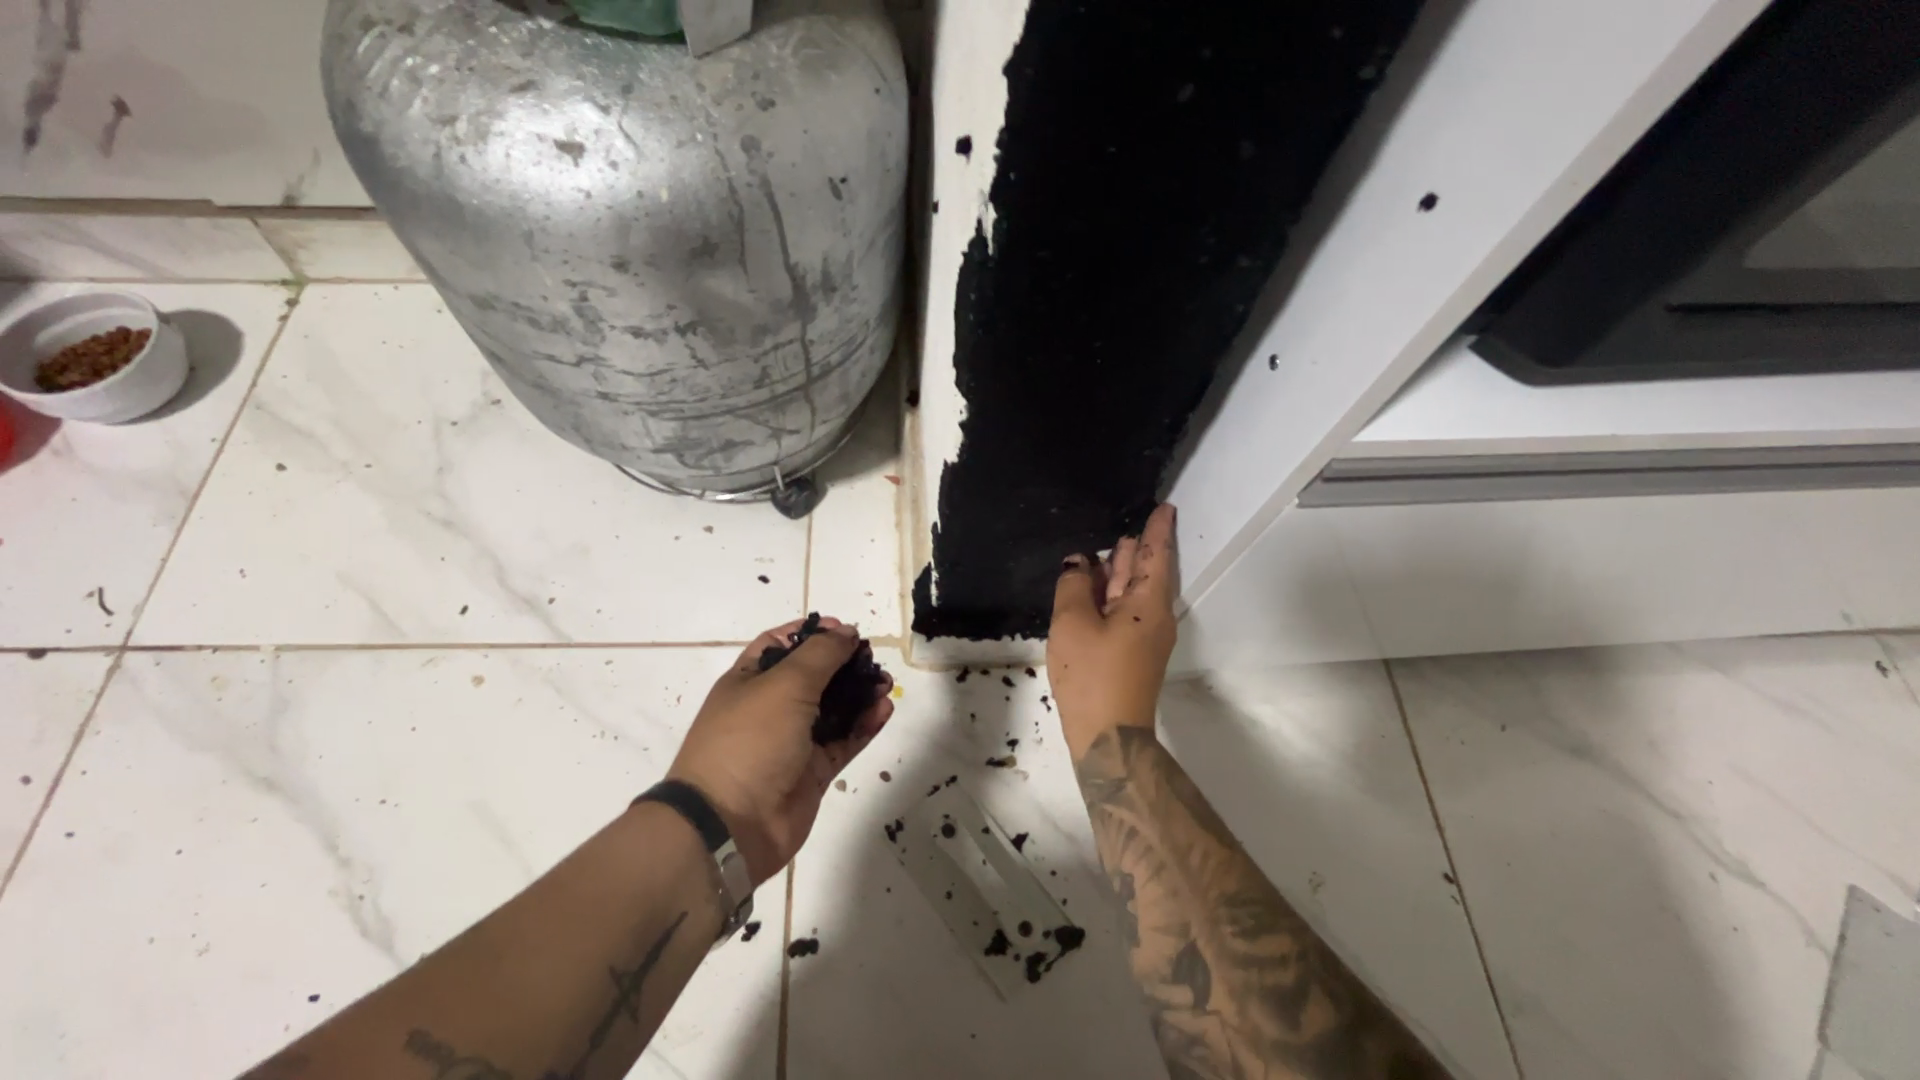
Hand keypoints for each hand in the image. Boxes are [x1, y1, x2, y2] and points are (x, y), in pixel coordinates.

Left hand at [668, 617, 893, 885]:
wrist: (731, 824)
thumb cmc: (750, 740)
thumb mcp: (784, 685)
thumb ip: (821, 655)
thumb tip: (846, 632)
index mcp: (749, 680)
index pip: (781, 645)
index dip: (812, 634)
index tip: (845, 630)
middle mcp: (769, 708)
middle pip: (813, 676)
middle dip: (844, 665)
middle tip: (873, 660)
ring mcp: (791, 742)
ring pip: (833, 710)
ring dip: (859, 694)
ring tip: (886, 685)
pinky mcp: (812, 771)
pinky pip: (843, 741)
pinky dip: (864, 725)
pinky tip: (884, 710)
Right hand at [1047, 504, 1179, 759]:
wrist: (1108, 735)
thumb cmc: (1092, 674)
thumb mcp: (1073, 623)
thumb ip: (1074, 585)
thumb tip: (1078, 564)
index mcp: (1148, 603)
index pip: (1156, 554)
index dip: (1157, 529)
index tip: (1164, 506)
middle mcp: (1154, 616)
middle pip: (1145, 572)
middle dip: (1132, 549)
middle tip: (1120, 524)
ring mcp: (1145, 637)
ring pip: (1131, 592)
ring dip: (1115, 573)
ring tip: (1096, 552)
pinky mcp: (1133, 653)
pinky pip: (1123, 611)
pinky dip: (1108, 596)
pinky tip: (1088, 590)